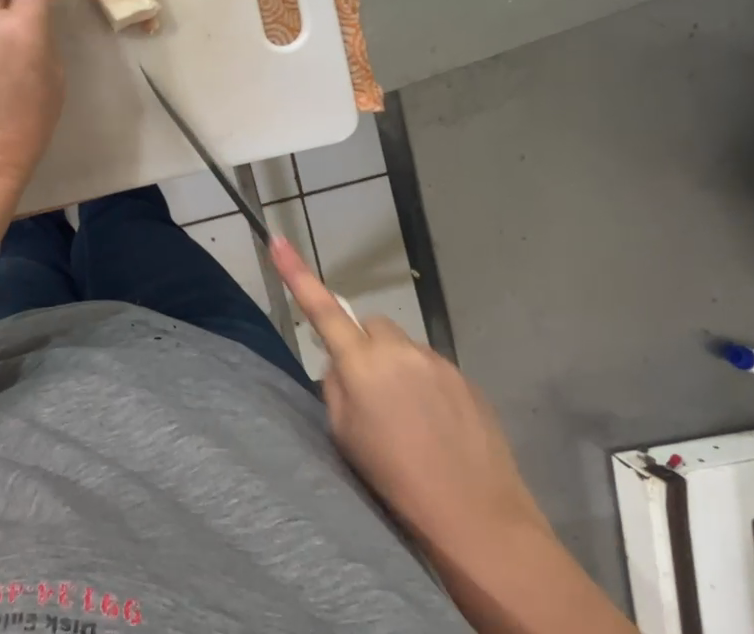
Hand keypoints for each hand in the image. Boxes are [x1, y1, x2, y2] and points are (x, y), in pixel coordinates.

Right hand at [269, 237, 549, 551]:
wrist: (475, 515)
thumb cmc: (394, 478)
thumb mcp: (343, 435)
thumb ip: (336, 387)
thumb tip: (343, 365)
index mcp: (360, 364)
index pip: (321, 308)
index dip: (297, 273)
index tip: (278, 239)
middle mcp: (399, 351)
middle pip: (371, 327)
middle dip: (364, 346)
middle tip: (367, 393)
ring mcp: (438, 363)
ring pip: (402, 349)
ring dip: (396, 369)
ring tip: (407, 419)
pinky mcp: (466, 380)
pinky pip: (431, 369)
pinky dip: (424, 387)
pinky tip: (434, 427)